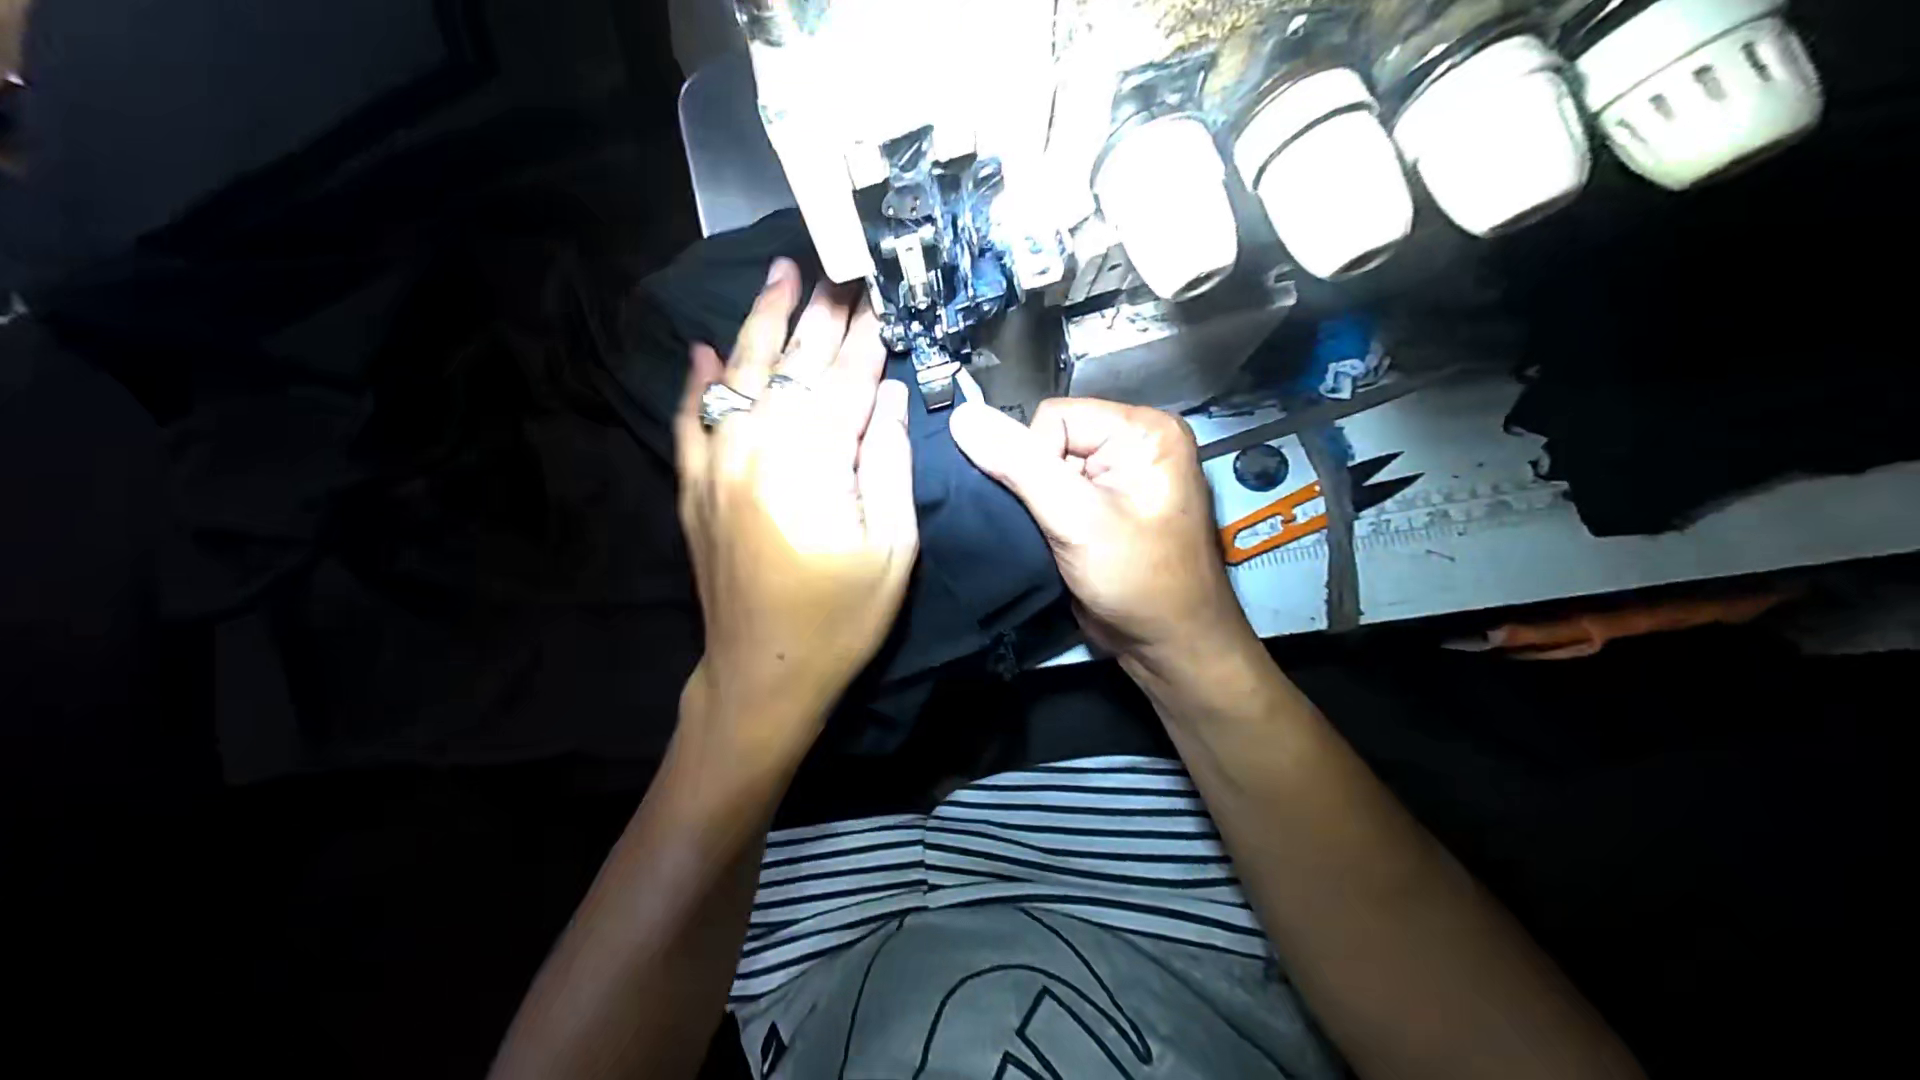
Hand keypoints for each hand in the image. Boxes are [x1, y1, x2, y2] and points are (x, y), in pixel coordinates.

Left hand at [674, 259, 917, 757]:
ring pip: (737, 375)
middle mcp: (757, 447)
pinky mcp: (693, 487)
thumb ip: (889, 466)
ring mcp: (715, 464)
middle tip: (839, 269)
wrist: (761, 674)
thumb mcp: (892, 549)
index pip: (847, 381)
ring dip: (761, 324)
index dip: (869, 339)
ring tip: (781, 277)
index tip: (883, 298)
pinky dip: (695, 384)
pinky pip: (689, 421)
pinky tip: (701, 350)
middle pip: (793, 365)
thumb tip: (888, 399)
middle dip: (821, 315)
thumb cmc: (840, 620)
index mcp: (813, 462)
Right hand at [948, 395, 1256, 672]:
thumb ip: (1019, 465)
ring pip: (1046, 471)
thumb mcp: (1076, 518)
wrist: (1168, 644)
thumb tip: (964, 418)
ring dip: (1040, 505)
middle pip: (1049, 442)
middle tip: (1061, 527)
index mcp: (1143, 430)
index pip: (1054, 418)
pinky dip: (1045, 517)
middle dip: (1040, 486)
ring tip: (1060, 537)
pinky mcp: (1104, 505)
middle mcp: (1134, 444)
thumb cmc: (1140, 581)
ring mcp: (1119, 477)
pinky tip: (1055, 540)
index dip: (1038, 462)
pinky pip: (1055, 493)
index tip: (1055, 510)